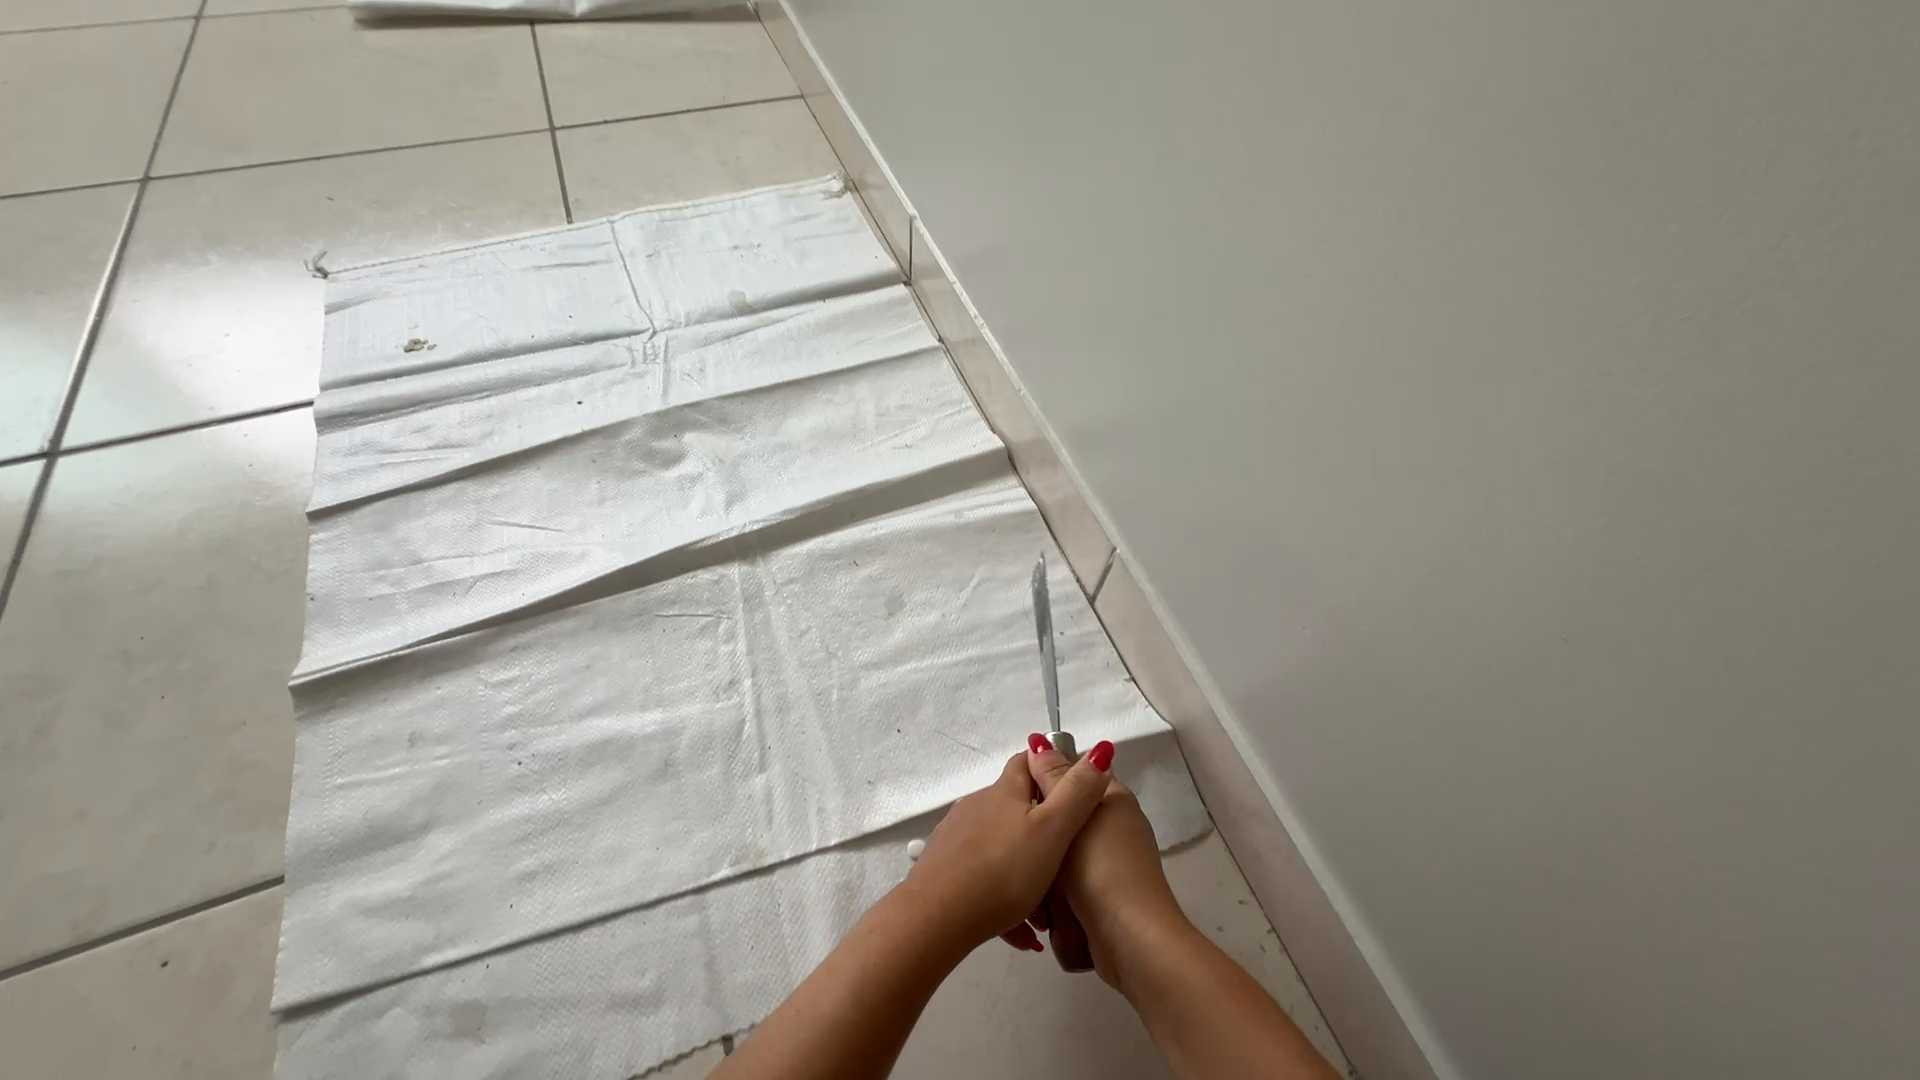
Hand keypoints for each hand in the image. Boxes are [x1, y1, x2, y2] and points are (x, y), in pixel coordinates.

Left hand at [898, 746, 1113, 955]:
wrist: (937, 918)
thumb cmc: (1003, 871)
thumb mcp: (1053, 831)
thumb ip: (1077, 792)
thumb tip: (1099, 750)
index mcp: (1004, 792)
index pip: (1027, 762)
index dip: (1050, 768)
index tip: (1074, 792)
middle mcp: (978, 807)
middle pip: (1016, 808)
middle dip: (1043, 831)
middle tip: (1068, 864)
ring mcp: (957, 838)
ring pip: (1002, 848)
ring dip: (1026, 872)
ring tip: (1046, 913)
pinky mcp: (945, 868)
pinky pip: (984, 878)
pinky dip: (1005, 899)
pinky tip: (1020, 931)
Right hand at [1027, 735, 1188, 989]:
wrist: (1131, 941)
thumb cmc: (1101, 869)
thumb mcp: (1070, 816)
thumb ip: (1053, 779)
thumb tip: (1039, 741)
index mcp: (1113, 801)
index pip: (1074, 776)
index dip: (1044, 783)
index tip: (1017, 800)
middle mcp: (1113, 830)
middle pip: (1061, 822)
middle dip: (1040, 839)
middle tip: (1020, 846)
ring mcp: (1107, 869)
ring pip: (1058, 861)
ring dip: (1043, 877)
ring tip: (1031, 886)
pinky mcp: (1101, 904)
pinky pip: (1065, 893)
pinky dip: (1054, 904)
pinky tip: (1041, 914)